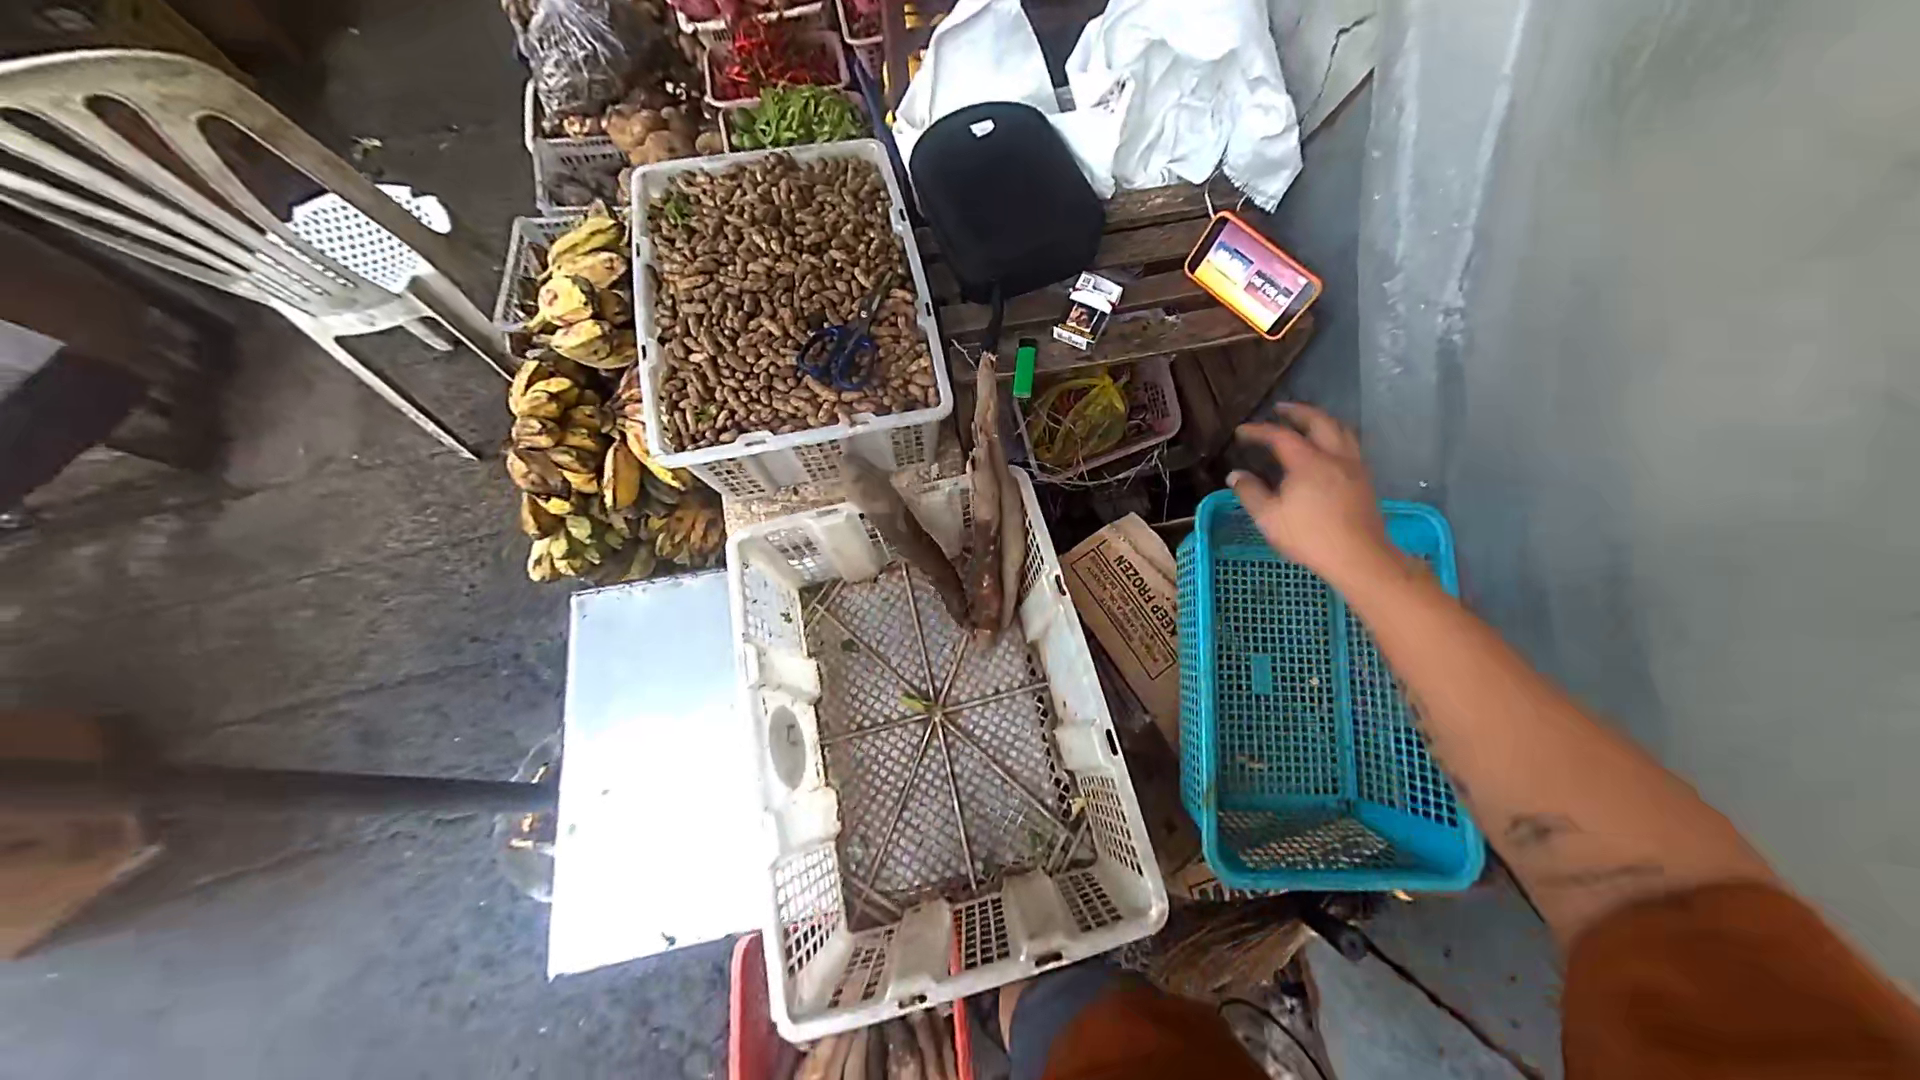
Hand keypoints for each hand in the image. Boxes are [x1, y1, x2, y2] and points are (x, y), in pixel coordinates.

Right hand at [1228, 403, 1395, 585]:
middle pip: (1319, 421)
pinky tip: (1327, 448)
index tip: (1242, 431)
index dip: (1259, 430)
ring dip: (1321, 420)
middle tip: (1280, 409)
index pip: (1280, 436)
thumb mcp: (1268, 517)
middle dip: (1298, 412)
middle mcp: (1334, 456)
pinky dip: (1334, 436)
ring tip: (1307, 422)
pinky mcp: (1364, 480)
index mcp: (1308, 462)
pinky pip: (1350, 445)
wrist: (1358, 557)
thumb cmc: (1309, 536)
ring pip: (1340, 430)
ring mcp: (1354, 467)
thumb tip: (1236, 475)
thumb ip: (1250, 492)